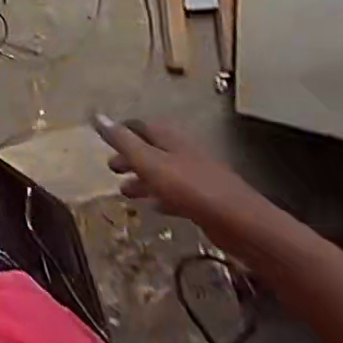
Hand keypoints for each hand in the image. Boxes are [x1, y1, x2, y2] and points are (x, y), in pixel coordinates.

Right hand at [92, 113, 277, 247]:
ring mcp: (200, 179)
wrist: (246, 227)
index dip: (122, 130)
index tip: (104, 139)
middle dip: (130, 157)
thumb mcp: (148, 162)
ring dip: (143, 180)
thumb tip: (97, 116)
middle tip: (112, 168)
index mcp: (171, 141)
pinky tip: (154, 207)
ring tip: (125, 192)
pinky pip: (178, 194)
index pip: (141, 127)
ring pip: (164, 174)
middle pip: (152, 150)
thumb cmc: (191, 189)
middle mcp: (186, 155)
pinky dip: (162, 197)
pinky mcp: (209, 202)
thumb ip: (122, 141)